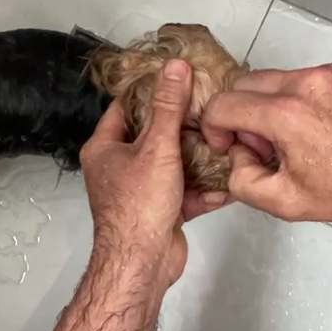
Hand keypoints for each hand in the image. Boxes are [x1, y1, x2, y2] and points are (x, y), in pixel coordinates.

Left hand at [80, 59, 222, 288]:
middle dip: (184, 128)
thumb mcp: (157, 147)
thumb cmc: (139, 205)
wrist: (142, 263)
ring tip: (226, 143)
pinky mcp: (159, 212)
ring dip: (199, 160)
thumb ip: (168, 106)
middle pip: (153, 136)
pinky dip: (203, 190)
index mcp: (105, 148)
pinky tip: (227, 183)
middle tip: (211, 111)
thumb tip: (174, 67)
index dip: (151, 92)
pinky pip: (184, 193)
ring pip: (173, 166)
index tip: (179, 79)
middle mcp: (117, 167)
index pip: (126, 107)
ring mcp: (138, 191)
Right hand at [198, 64, 331, 231]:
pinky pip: (299, 81)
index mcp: (285, 114)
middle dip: (239, 116)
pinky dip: (292, 102)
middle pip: (242, 86)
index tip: (226, 148)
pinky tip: (313, 133)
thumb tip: (237, 158)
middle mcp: (304, 85)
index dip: (214, 130)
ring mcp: (326, 75)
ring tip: (290, 143)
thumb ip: (241, 180)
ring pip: (270, 81)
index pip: (221, 105)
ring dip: (265, 108)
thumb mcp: (285, 203)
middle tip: (259, 148)